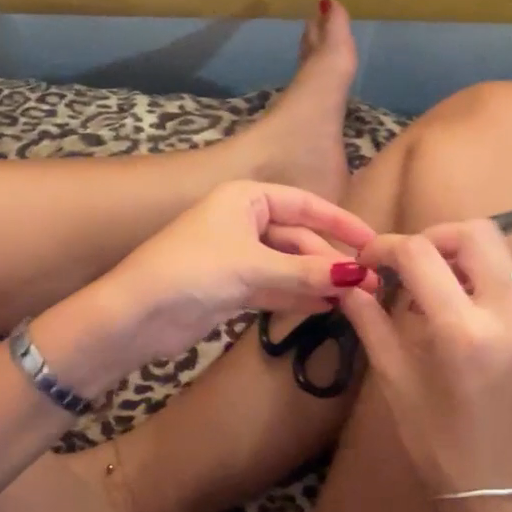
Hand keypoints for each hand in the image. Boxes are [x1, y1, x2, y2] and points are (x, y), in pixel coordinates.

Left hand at [98, 179, 378, 362]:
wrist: (136, 313)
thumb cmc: (192, 270)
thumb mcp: (253, 267)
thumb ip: (305, 272)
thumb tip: (359, 275)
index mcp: (245, 197)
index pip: (304, 204)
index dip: (340, 222)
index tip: (374, 242)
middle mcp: (244, 220)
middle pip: (299, 237)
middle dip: (330, 260)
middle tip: (371, 286)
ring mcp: (238, 254)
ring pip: (289, 264)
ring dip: (318, 280)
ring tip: (358, 301)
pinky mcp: (233, 286)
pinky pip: (276, 285)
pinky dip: (299, 295)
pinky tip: (328, 307)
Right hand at [337, 220, 511, 495]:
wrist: (501, 493)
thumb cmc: (438, 443)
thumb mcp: (394, 379)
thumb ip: (370, 320)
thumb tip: (346, 281)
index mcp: (464, 332)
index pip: (420, 253)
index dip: (384, 246)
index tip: (365, 261)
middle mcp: (506, 316)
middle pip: (475, 232)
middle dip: (431, 236)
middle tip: (404, 263)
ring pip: (497, 249)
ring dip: (456, 251)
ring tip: (426, 284)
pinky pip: (507, 276)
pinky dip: (475, 272)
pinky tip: (451, 305)